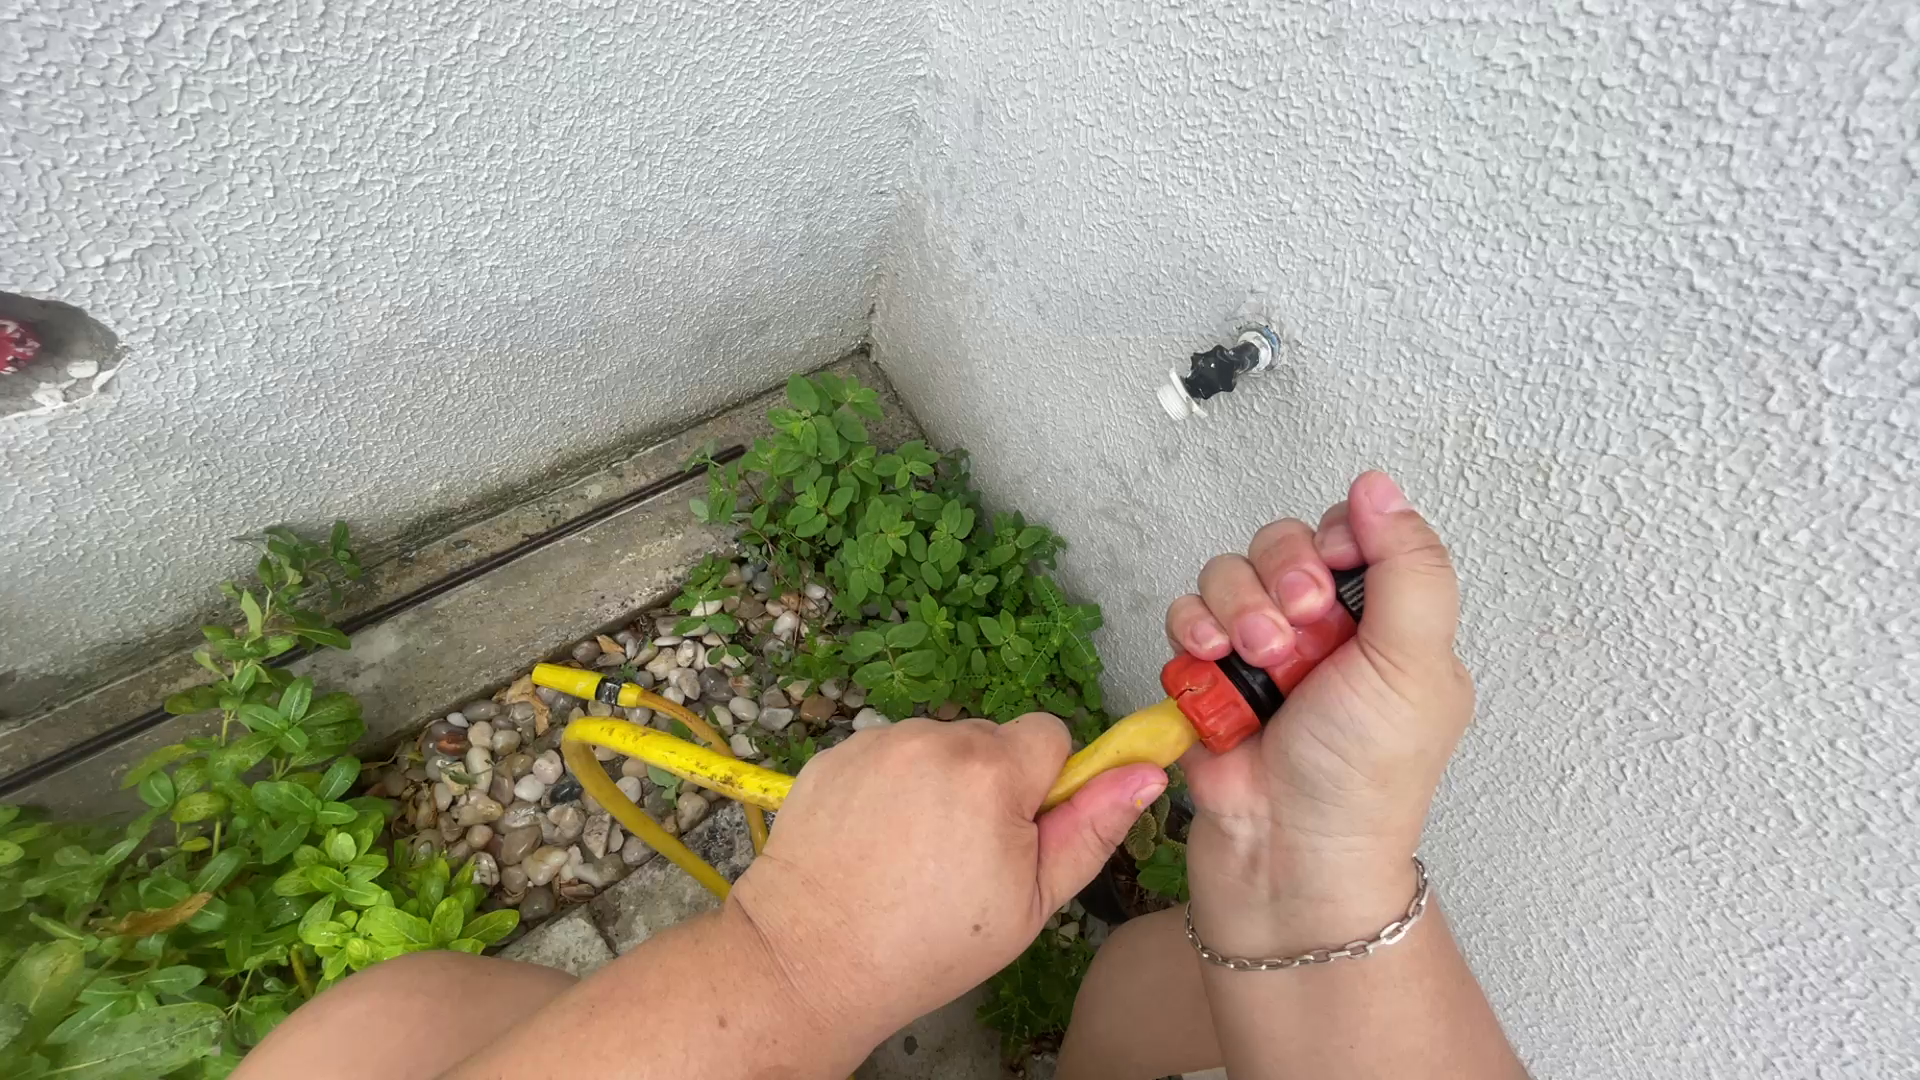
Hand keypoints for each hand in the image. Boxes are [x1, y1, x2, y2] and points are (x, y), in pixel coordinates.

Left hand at [727, 714, 1165, 1040]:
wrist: (809, 959)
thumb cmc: (934, 942)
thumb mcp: (1033, 901)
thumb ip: (1093, 828)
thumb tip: (1146, 771)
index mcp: (993, 769)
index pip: (1049, 732)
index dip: (1043, 781)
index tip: (1018, 826)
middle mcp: (936, 736)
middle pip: (991, 739)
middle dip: (991, 780)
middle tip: (962, 847)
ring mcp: (880, 738)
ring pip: (940, 743)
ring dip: (940, 779)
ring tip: (912, 846)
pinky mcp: (839, 749)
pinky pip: (890, 750)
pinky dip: (893, 780)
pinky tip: (874, 834)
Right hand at [1165, 472, 1472, 941]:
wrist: (1284, 844)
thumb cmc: (1362, 772)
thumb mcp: (1413, 665)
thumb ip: (1407, 567)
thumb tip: (1379, 484)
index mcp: (1379, 616)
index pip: (1347, 530)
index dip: (1331, 542)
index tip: (1332, 587)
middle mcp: (1315, 621)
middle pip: (1280, 542)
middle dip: (1279, 579)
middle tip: (1293, 632)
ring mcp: (1255, 640)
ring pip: (1226, 570)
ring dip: (1234, 608)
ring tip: (1252, 658)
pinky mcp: (1206, 662)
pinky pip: (1185, 609)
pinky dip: (1192, 628)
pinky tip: (1209, 659)